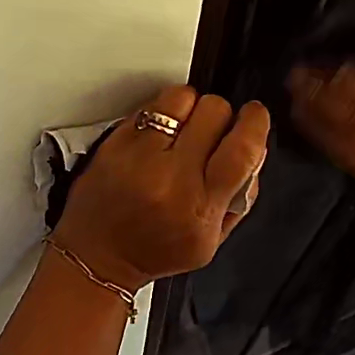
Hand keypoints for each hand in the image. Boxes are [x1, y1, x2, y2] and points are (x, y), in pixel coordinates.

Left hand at [53, 86, 269, 289]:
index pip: (241, 149)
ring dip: (190, 106)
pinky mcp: (115, 142)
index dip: (255, 124)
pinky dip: (160, 112)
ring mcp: (139, 156)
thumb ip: (239, 198)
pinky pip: (149, 105)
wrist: (98, 256)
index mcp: (200, 206)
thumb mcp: (209, 241)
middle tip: (214, 130)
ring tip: (184, 127)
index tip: (254, 116)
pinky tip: (159, 133)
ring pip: (181, 98)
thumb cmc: (151, 251)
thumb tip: (255, 152)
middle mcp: (169, 177)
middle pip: (214, 112)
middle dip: (222, 116)